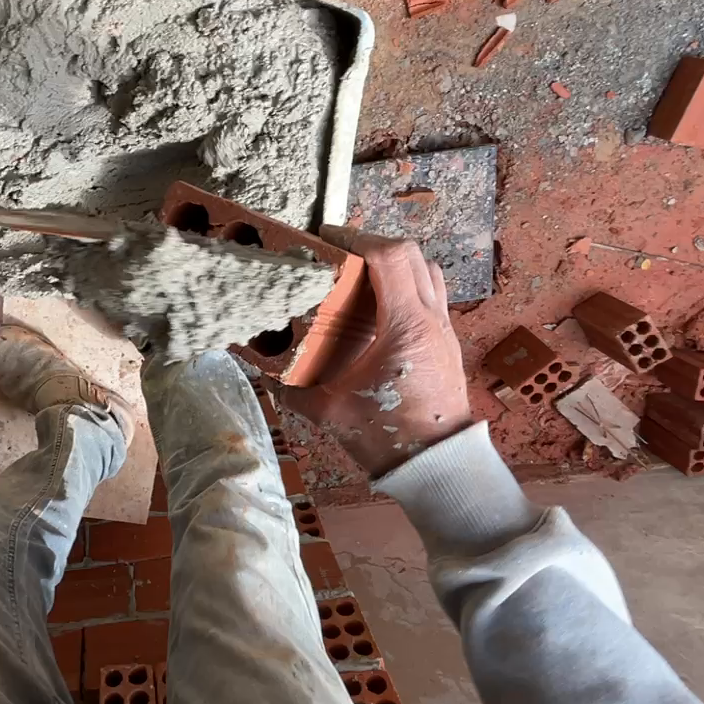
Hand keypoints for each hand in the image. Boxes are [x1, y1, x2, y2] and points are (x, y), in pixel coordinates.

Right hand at [275, 234, 470, 475]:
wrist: (438, 466)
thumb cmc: (387, 435)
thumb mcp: (328, 410)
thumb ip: (289, 389)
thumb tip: (257, 371)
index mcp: (406, 325)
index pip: (390, 257)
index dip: (356, 237)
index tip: (326, 237)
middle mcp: (432, 318)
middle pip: (411, 254)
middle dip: (372, 243)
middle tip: (338, 250)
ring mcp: (444, 328)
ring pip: (427, 270)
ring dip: (394, 262)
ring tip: (359, 271)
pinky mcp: (446, 341)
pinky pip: (431, 293)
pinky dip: (405, 283)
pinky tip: (377, 303)